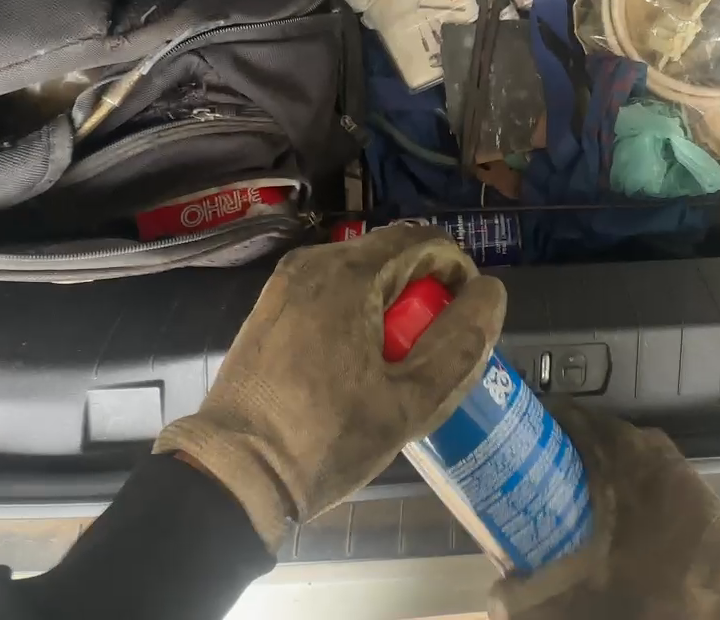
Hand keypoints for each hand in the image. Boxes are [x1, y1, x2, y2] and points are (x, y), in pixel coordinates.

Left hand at [155, 225, 504, 549]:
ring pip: (364, 270)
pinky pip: (334, 288)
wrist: (230, 479)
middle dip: (426, 290)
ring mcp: (287, 281)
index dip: (459, 271)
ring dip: (395, 300)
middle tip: (435, 343)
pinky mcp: (272, 305)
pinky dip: (361, 308)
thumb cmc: (326, 439)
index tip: (466, 315)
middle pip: (394, 252)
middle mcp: (316, 262)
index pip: (426, 240)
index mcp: (349, 273)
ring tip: (399, 356)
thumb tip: (490, 292)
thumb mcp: (411, 400)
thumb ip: (461, 341)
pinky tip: (360, 357)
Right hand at [490, 401, 719, 619]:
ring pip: (608, 459)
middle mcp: (644, 444)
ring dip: (578, 479)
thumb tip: (493, 599)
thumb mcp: (590, 597)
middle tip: (514, 488)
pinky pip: (630, 478)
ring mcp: (667, 466)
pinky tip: (590, 531)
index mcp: (622, 448)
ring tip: (543, 510)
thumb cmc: (665, 584)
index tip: (503, 451)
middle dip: (548, 459)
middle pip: (583, 437)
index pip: (566, 415)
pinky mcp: (684, 490)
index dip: (531, 429)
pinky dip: (606, 495)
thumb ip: (534, 600)